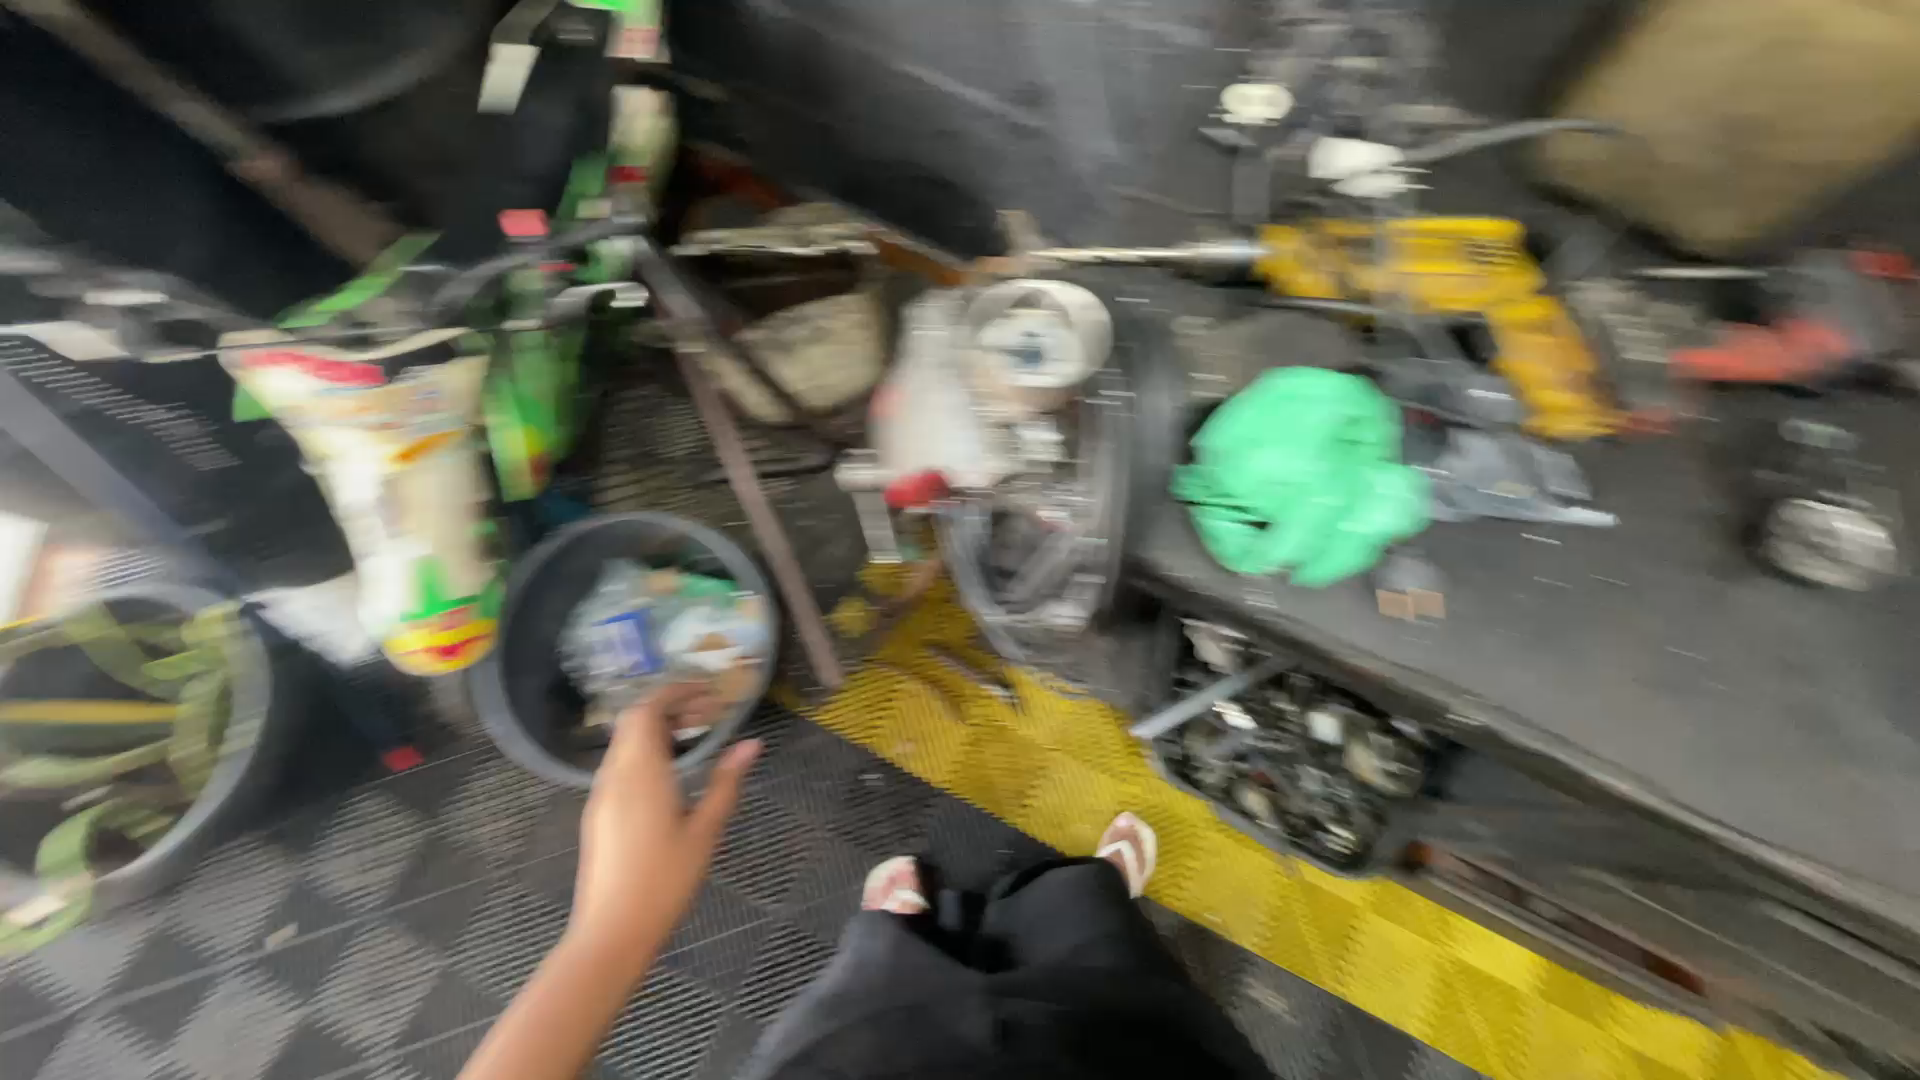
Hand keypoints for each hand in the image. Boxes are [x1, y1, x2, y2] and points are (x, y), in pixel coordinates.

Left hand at [568, 683, 761, 961]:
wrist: (610, 933)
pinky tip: (672, 771)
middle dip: (671, 706)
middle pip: (634, 720)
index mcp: (640, 772)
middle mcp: (614, 775)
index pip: (648, 710)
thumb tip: (751, 744)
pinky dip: (647, 750)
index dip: (677, 692)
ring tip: (696, 737)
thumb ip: (726, 782)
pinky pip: (621, 763)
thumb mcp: (705, 830)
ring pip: (625, 741)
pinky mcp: (599, 813)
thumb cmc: (664, 881)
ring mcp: (602, 794)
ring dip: (658, 728)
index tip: (710, 693)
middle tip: (709, 714)